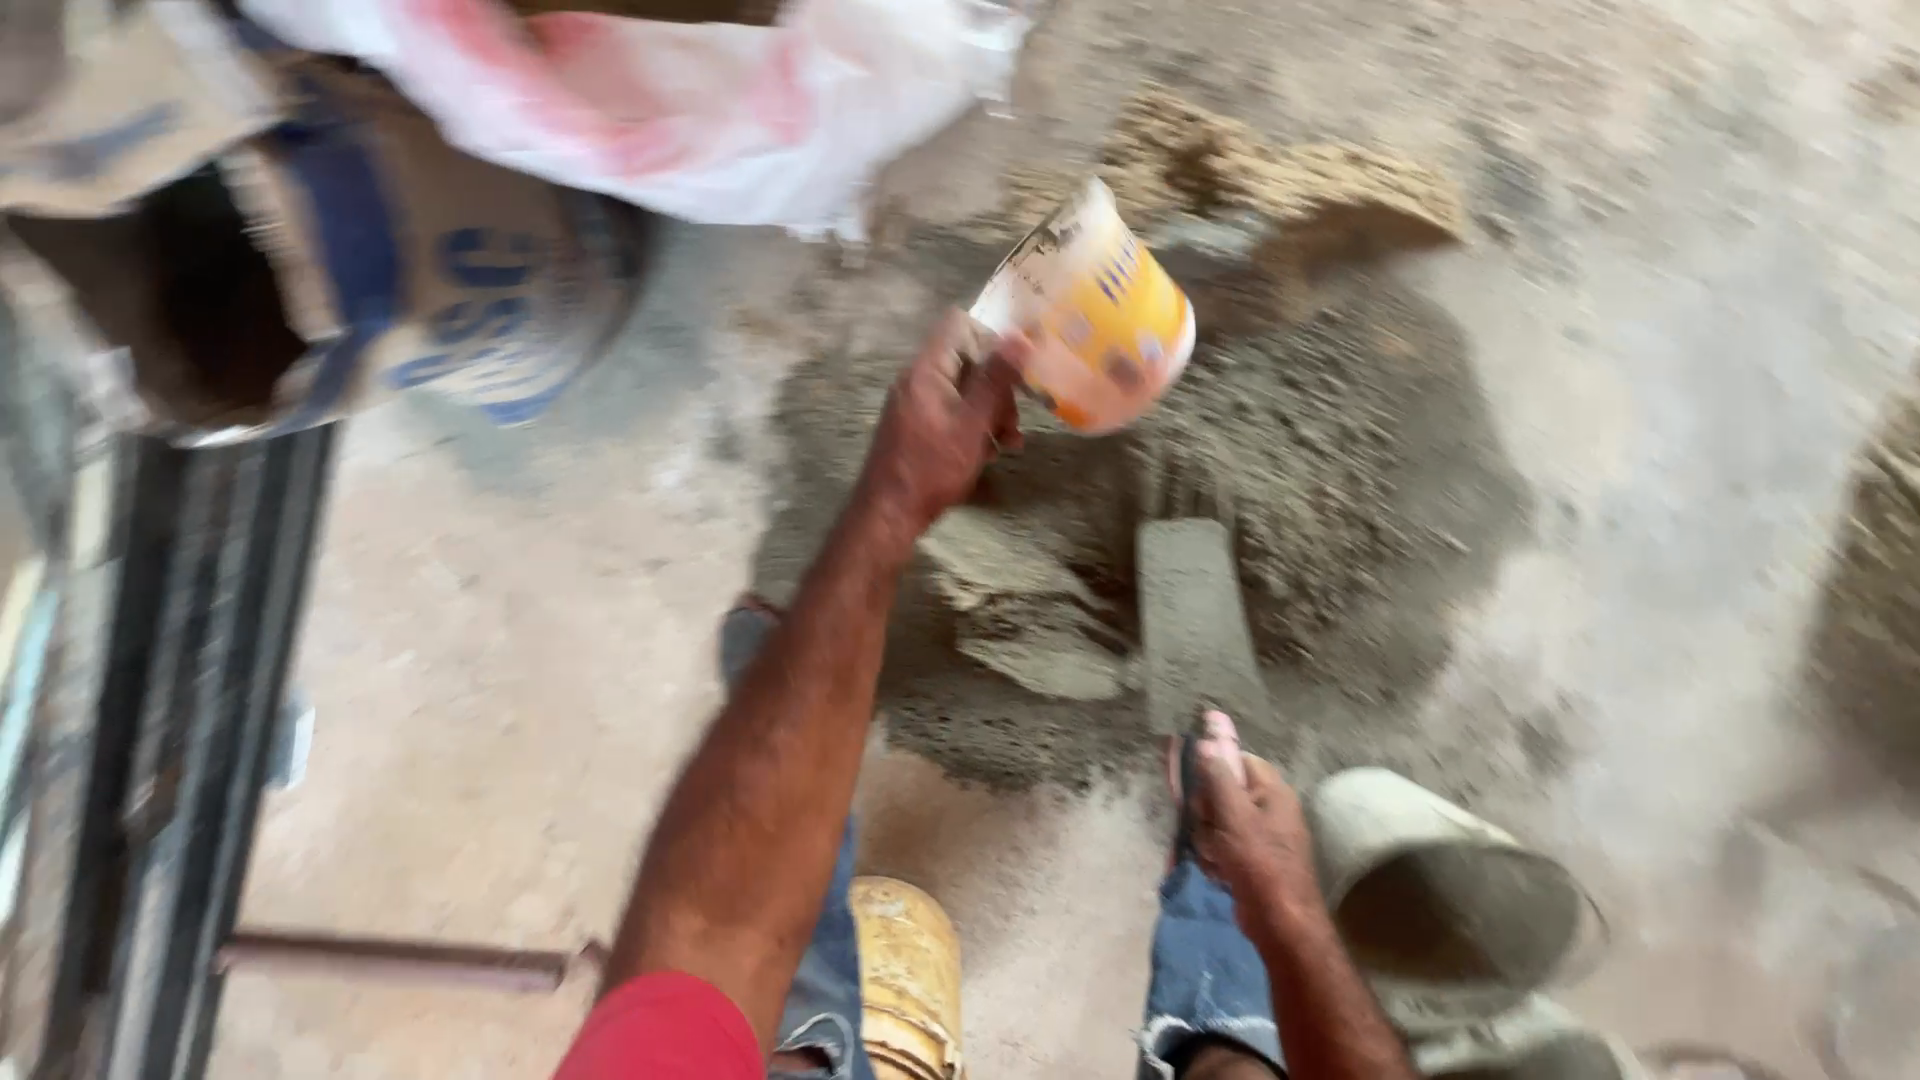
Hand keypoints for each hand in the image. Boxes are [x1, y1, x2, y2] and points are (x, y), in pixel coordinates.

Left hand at [853, 309, 1031, 544]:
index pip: (960, 325)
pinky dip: (973, 426)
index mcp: (926, 370)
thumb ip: (996, 379)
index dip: (992, 340)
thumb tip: (1021, 335)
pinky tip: (989, 452)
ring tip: (1008, 443)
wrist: (888, 515)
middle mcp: (916, 379)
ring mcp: (914, 404)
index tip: (1015, 372)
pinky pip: (951, 411)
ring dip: (990, 411)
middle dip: (997, 386)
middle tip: (1013, 421)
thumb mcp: (972, 424)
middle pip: (966, 359)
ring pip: (962, 390)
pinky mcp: (915, 426)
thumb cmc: (931, 469)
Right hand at [1190, 716, 1321, 920]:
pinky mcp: (1252, 859)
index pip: (1240, 760)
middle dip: (1207, 809)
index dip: (1215, 766)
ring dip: (1207, 836)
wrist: (1281, 922)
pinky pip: (1223, 845)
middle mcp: (1270, 809)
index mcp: (1273, 791)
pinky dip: (1215, 855)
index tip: (1195, 780)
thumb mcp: (1233, 813)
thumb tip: (1206, 741)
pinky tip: (1216, 869)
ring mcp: (1262, 836)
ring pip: (1219, 820)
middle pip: (1225, 791)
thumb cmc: (1258, 860)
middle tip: (1205, 822)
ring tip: (1212, 853)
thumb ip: (1217, 776)